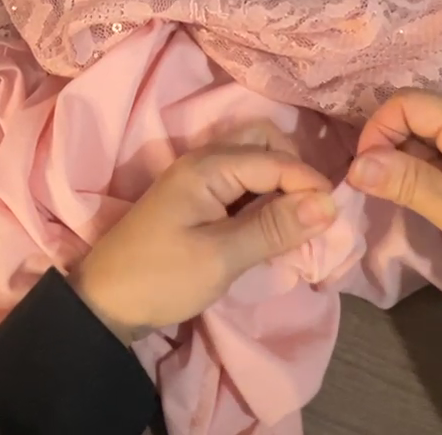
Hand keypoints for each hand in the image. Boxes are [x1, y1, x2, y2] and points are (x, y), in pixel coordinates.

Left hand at [68, 122, 339, 342]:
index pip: (273, 159)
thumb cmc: (161, 276)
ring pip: (253, 159)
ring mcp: (199, 177)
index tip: (336, 217)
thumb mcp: (221, 257)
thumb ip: (273, 228)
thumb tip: (328, 203)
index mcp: (207, 166)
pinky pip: (241, 180)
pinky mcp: (198, 197)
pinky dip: (264, 194)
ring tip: (299, 220)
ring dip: (280, 181)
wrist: (105, 301)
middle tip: (313, 211)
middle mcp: (204, 159)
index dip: (308, 183)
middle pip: (262, 141)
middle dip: (294, 168)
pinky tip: (274, 224)